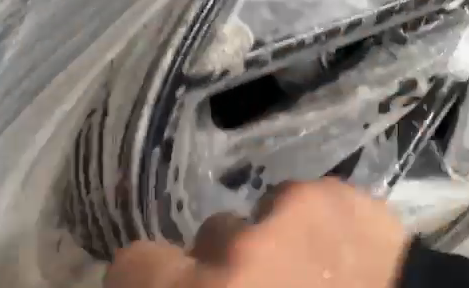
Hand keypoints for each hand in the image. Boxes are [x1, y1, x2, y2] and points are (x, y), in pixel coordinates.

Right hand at [104, 180, 412, 287]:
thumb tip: (189, 280)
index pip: (134, 264)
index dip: (147, 276)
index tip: (168, 284)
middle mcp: (235, 249)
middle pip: (209, 236)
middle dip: (225, 259)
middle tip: (255, 285)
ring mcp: (290, 213)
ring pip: (260, 212)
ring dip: (273, 235)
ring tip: (303, 265)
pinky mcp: (334, 191)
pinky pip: (307, 199)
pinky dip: (314, 220)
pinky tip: (334, 249)